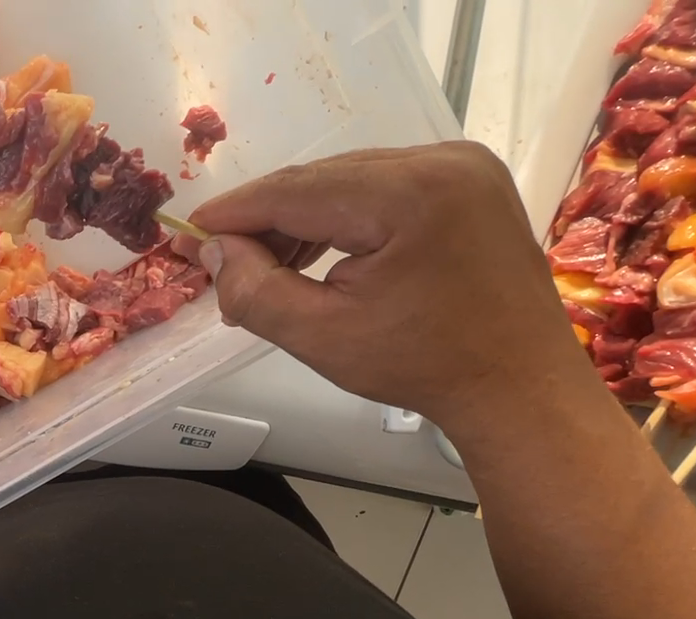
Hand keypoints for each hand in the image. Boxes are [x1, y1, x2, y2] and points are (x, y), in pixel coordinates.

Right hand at [172, 143, 592, 429]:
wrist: (514, 381)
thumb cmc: (417, 364)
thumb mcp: (317, 335)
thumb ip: (253, 289)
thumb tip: (211, 253)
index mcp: (409, 194)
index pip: (292, 191)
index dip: (230, 214)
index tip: (182, 236)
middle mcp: (439, 161)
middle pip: (316, 181)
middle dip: (259, 222)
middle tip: (214, 265)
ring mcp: (458, 167)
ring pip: (341, 183)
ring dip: (292, 223)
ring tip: (259, 273)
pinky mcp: (464, 185)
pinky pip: (374, 190)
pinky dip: (331, 221)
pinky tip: (307, 259)